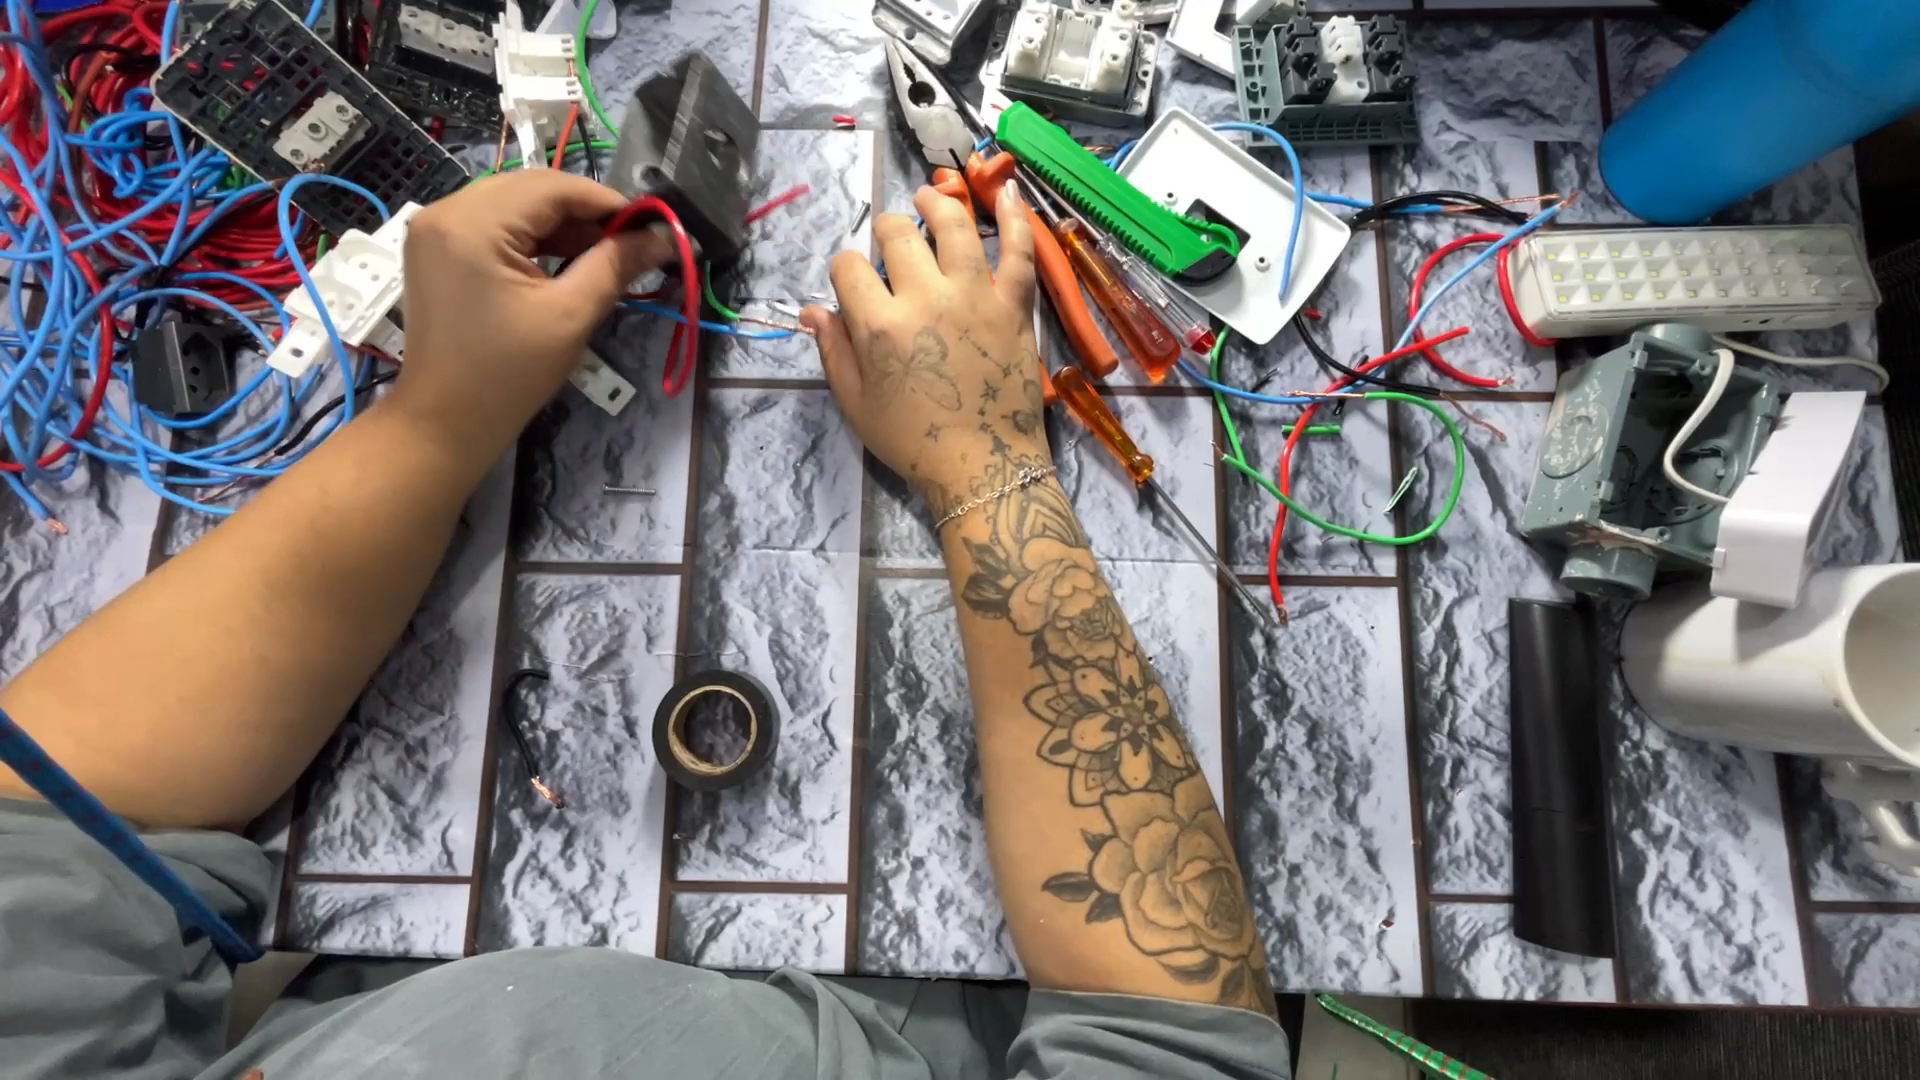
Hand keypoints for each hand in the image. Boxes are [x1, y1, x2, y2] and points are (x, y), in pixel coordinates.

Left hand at [391, 170, 669, 454]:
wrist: (449, 418)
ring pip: (517, 207)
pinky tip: (570, 262)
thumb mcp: (571, 316)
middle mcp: (446, 212)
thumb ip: (616, 267)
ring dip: (565, 227)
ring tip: (608, 256)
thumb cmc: (510, 373)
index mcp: (472, 223)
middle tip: (633, 244)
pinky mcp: (442, 251)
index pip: (551, 186)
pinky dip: (539, 240)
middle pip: (532, 190)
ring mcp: (438, 230)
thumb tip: (665, 240)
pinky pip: (499, 228)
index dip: (607, 201)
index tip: (651, 227)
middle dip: (588, 213)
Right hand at [804, 183, 1043, 496]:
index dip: (845, 271)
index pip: (849, 268)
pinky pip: (1018, 249)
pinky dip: (1014, 216)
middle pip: (897, 235)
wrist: (983, 466)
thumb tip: (812, 311)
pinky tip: (1004, 190)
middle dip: (885, 231)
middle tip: (889, 242)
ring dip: (936, 204)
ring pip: (953, 225)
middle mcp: (926, 297)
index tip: (853, 284)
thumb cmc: (914, 442)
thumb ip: (833, 353)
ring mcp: (975, 296)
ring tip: (928, 201)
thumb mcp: (857, 406)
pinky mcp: (1014, 305)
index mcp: (880, 325)